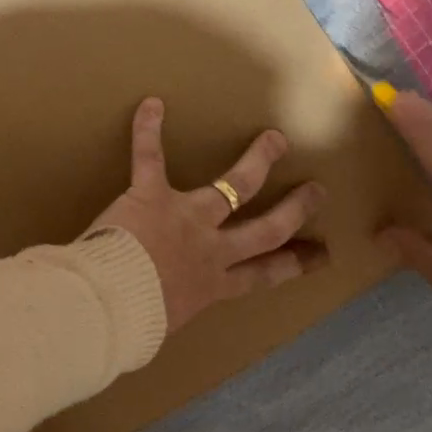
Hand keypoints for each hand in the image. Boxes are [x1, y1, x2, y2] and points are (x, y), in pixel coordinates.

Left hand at [90, 98, 326, 333]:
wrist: (111, 304)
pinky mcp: (152, 197)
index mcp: (212, 286)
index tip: (320, 254)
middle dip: (295, 209)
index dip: (293, 263)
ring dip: (257, 160)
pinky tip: (152, 104)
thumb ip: (165, 313)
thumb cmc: (130, 323)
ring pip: (235, 185)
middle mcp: (211, 250)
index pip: (262, 275)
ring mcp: (188, 219)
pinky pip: (150, 158)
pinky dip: (147, 131)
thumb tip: (150, 322)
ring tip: (274, 140)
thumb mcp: (157, 327)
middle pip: (266, 227)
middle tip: (315, 191)